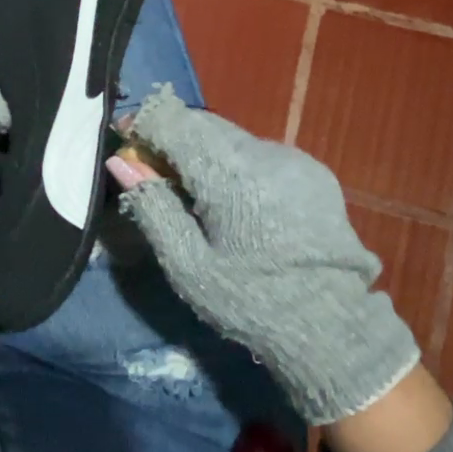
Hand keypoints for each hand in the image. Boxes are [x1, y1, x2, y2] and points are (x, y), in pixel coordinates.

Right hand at [111, 86, 418, 424]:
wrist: (333, 329)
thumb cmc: (249, 301)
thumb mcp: (187, 263)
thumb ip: (152, 205)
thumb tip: (119, 161)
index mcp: (232, 175)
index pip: (174, 122)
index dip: (143, 123)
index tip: (124, 138)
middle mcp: (265, 153)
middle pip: (202, 123)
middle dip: (170, 136)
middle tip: (149, 167)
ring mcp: (293, 160)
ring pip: (230, 135)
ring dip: (201, 148)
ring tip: (189, 186)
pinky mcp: (313, 172)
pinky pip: (258, 152)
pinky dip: (232, 162)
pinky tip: (231, 198)